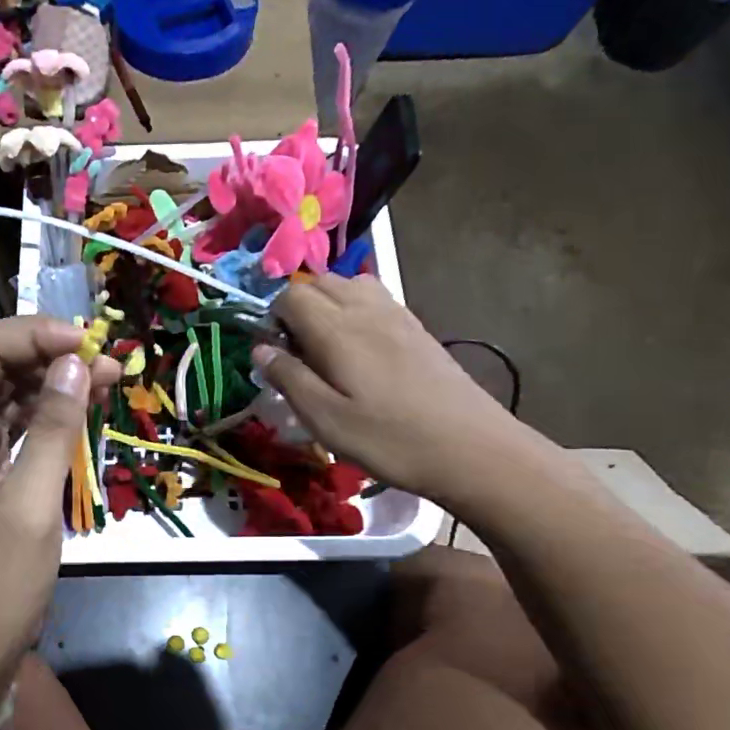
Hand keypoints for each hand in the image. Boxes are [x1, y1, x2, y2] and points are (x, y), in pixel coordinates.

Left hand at [0, 317, 119, 702]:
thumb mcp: (30, 503)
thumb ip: (51, 429)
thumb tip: (76, 362)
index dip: (30, 334)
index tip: (84, 343)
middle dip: (50, 355)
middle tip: (108, 361)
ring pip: (15, 398)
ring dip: (58, 382)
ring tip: (111, 377)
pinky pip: (24, 431)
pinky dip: (56, 416)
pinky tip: (89, 408)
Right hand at [253, 274, 521, 501]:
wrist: (468, 446)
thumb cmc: (389, 439)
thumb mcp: (326, 420)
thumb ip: (289, 379)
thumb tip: (260, 349)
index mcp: (337, 328)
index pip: (290, 296)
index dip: (272, 318)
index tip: (276, 355)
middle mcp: (366, 308)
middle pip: (319, 282)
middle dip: (297, 308)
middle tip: (298, 354)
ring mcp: (396, 314)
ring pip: (349, 284)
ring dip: (327, 305)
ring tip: (326, 349)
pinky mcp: (417, 328)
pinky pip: (375, 299)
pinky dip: (355, 310)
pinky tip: (360, 351)